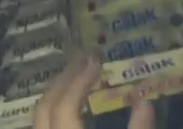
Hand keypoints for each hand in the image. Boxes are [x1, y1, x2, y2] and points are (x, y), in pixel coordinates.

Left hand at [32, 57, 153, 128]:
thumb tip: (146, 101)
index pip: (65, 106)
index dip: (79, 81)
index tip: (95, 61)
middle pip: (45, 108)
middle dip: (63, 81)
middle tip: (82, 61)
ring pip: (37, 119)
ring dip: (54, 95)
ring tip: (73, 80)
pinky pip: (42, 128)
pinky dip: (51, 115)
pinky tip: (67, 111)